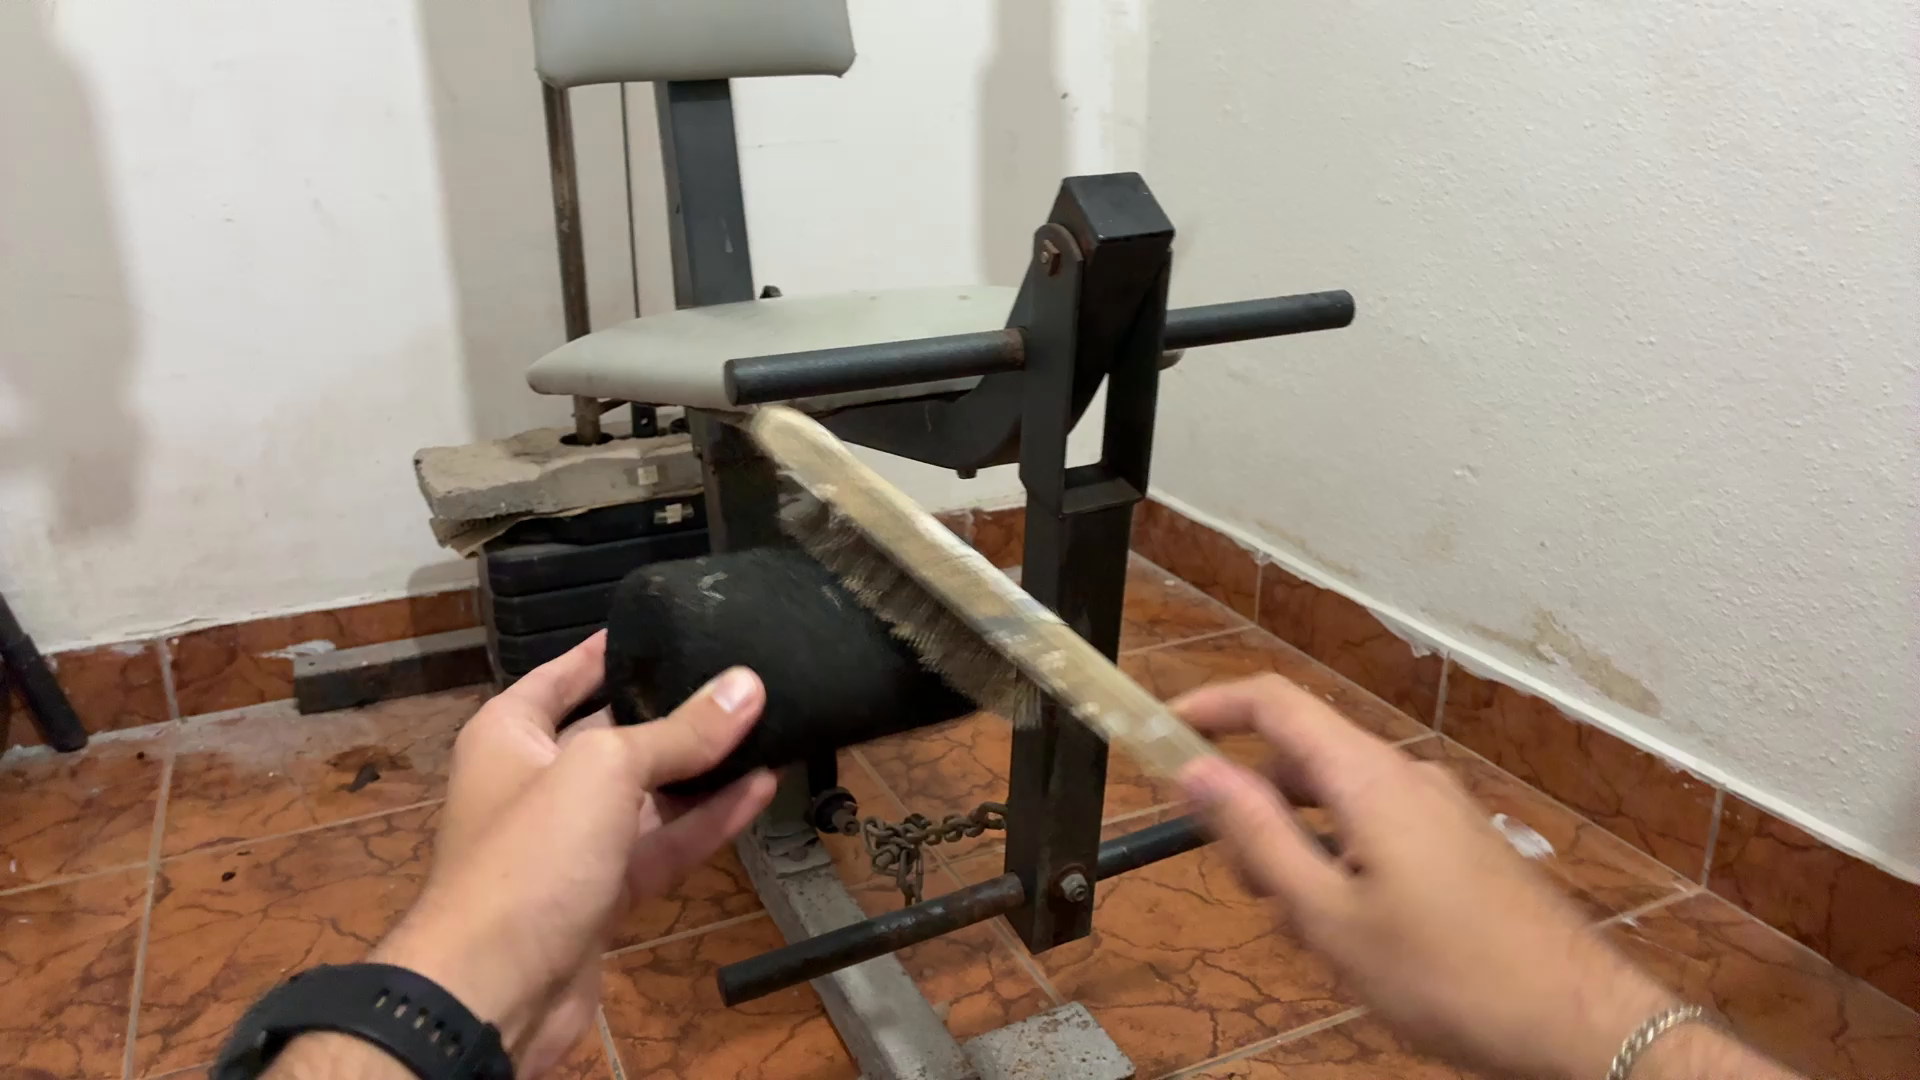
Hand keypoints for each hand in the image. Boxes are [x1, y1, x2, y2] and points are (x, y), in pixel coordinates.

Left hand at [369, 633, 775, 1076]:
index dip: (608, 649)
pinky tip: (760, 788)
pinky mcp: (607, 888)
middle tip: (737, 680)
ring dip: (705, 768)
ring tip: (765, 729)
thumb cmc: (531, 855)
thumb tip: (747, 685)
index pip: (565, 674)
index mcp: (512, 736)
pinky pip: (666, 840)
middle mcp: (542, 781)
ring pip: (652, 791)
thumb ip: (682, 730)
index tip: (663, 625)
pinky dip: (709, 818)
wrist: (492, 996)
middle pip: (620, 732)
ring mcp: (576, 841)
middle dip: (676, 711)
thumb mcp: (607, 770)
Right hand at [1173, 674, 1676, 1079]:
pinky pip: (1370, 821)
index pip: (1271, 701)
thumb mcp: (1328, 914)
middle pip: (1297, 756)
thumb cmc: (1449, 975)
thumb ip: (1255, 834)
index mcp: (1366, 776)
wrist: (1595, 1034)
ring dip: (1294, 838)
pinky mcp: (1453, 838)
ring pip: (1332, 796)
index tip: (1164, 728)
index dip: (1211, 704)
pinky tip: (1346, 920)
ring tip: (1298, 917)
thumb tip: (1194, 771)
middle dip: (1252, 802)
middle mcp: (1399, 773)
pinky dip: (1333, 850)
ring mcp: (1433, 805)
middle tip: (1241, 873)